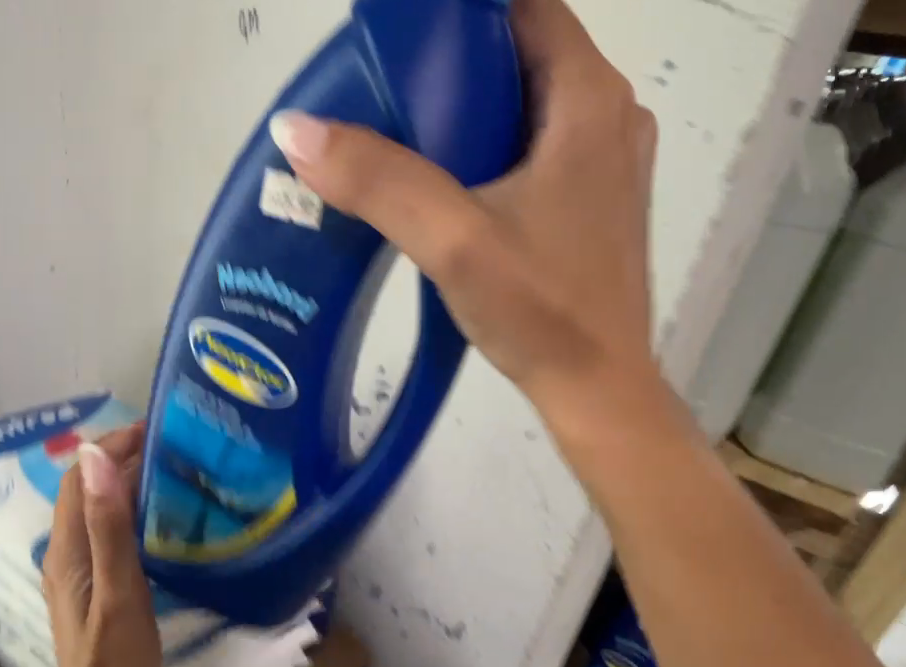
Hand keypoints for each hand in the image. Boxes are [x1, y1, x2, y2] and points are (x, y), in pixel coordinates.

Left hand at [41, 423, 162, 666]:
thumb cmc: (116, 664)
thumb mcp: (119, 593)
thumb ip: (108, 528)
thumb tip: (93, 458)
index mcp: (65, 552)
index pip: (79, 478)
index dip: (110, 447)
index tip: (156, 430)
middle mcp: (63, 556)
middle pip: (85, 492)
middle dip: (121, 460)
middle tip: (174, 448)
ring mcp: (76, 574)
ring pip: (96, 513)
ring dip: (126, 486)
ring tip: (172, 473)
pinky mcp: (92, 590)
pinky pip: (105, 536)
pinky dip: (129, 515)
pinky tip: (159, 521)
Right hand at [268, 0, 659, 435]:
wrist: (598, 390)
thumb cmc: (541, 311)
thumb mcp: (453, 241)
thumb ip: (379, 181)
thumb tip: (296, 130)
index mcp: (588, 101)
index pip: (523, 8)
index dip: (458, 19)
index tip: (399, 45)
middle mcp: (610, 117)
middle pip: (522, 56)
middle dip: (453, 70)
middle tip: (386, 98)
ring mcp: (607, 164)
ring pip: (528, 108)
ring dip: (469, 117)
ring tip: (404, 142)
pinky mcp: (594, 206)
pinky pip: (536, 152)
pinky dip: (490, 155)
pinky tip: (445, 190)